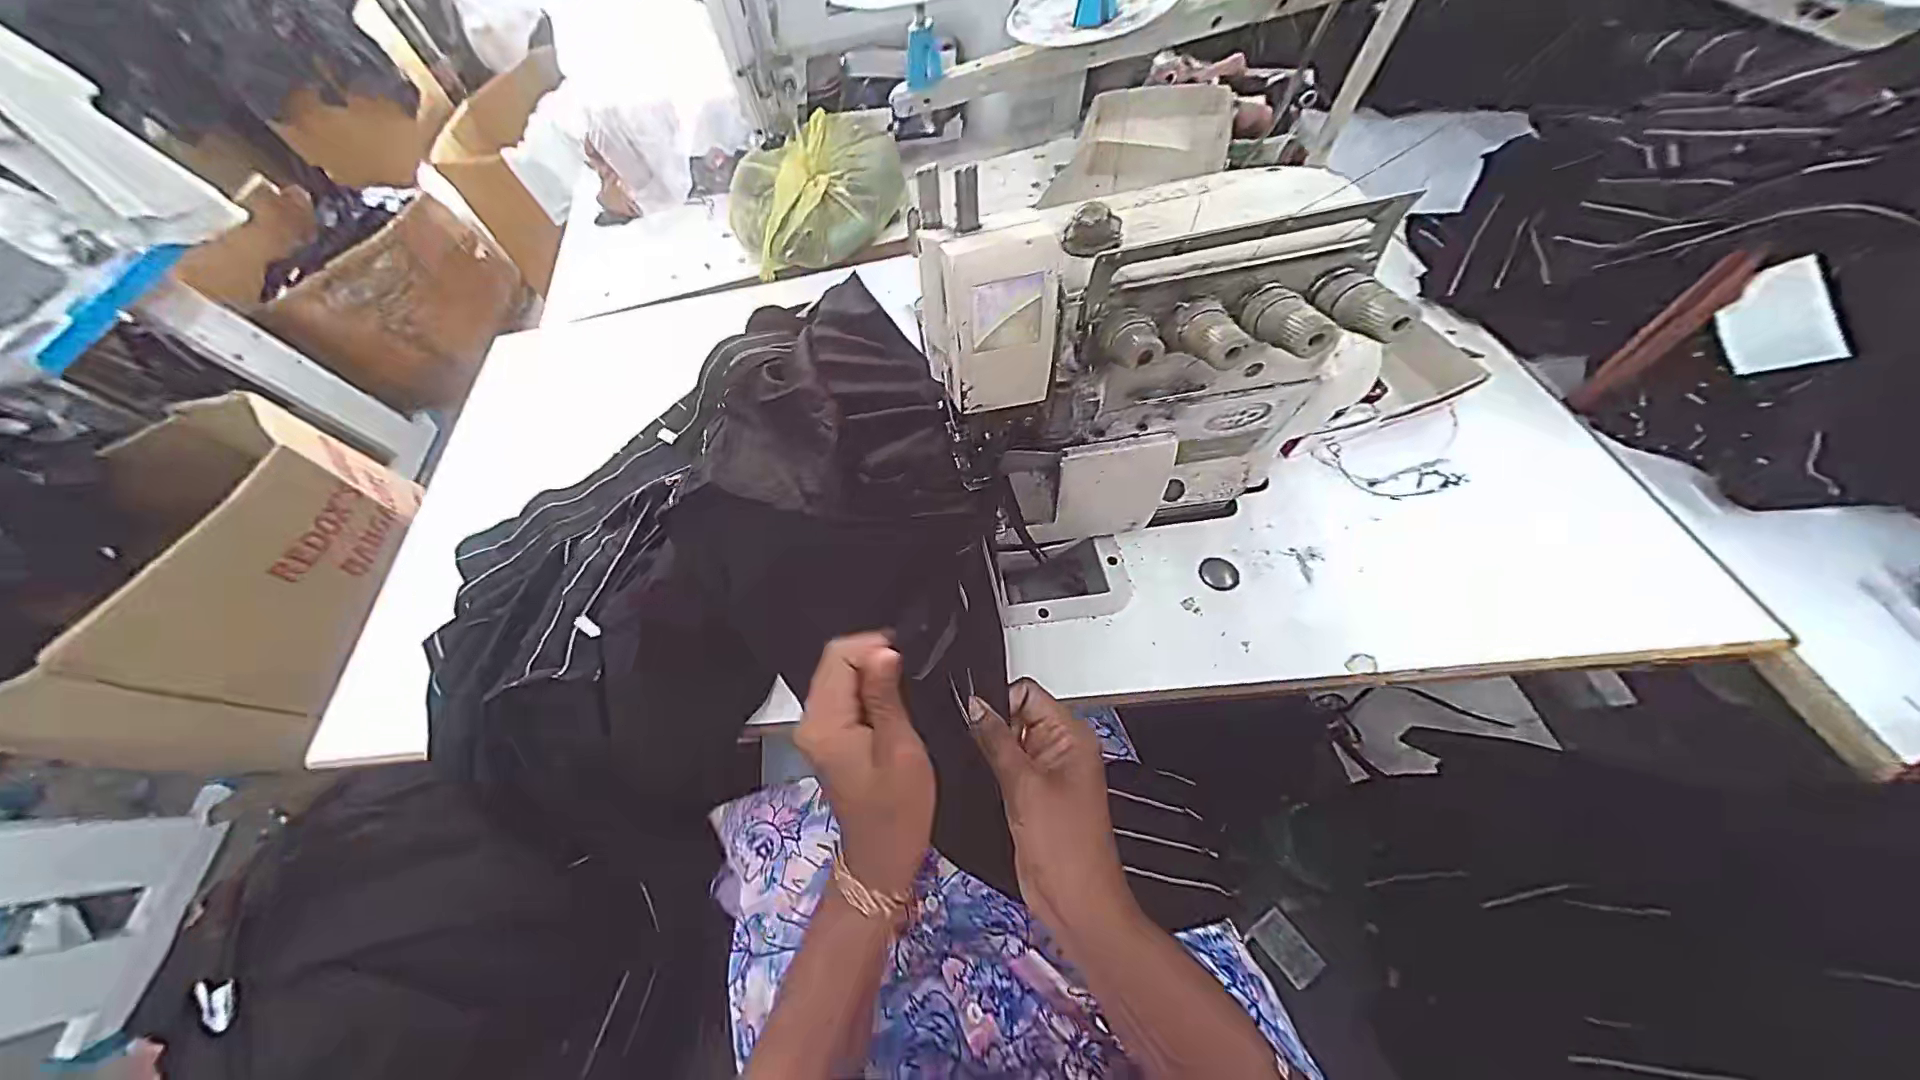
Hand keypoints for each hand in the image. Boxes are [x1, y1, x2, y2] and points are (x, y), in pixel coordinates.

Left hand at [795, 633, 935, 895]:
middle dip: (873, 656)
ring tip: (905, 684)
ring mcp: (816, 727)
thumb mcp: (900, 749)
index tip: (907, 658)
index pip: (838, 655)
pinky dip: (868, 687)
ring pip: (840, 674)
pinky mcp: (828, 734)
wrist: (881, 857)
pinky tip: (892, 698)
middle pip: (835, 661)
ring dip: (873, 671)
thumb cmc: (898, 810)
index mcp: (824, 723)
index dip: (873, 646)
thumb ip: (886, 697)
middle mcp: (811, 720)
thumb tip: (884, 651)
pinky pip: (845, 693)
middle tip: (910, 671)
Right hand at [969, 680, 1132, 931]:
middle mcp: (1060, 748)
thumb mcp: (1024, 785)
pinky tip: (983, 781)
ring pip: (1007, 742)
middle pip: (1016, 715)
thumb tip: (974, 706)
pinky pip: (1006, 768)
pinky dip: (992, 771)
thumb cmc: (1065, 846)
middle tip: (975, 747)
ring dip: (990, 751)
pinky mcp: (1031, 794)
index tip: (974, 718)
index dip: (1000, 701)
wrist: (1073, 901)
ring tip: (978, 766)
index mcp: (1071, 735)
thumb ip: (996, 740)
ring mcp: (1045, 772)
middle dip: (992, 726)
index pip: (1028, 693)